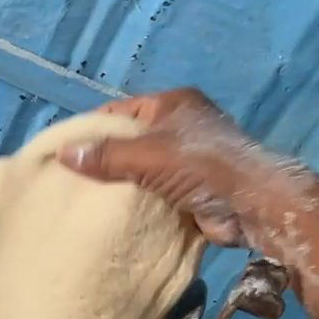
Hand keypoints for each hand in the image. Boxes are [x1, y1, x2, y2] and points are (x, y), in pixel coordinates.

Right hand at [56, 89, 317, 255]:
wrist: (256, 207)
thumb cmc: (202, 166)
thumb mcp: (146, 155)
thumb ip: (105, 155)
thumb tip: (62, 154)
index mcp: (171, 104)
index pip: (119, 112)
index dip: (91, 130)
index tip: (65, 152)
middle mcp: (179, 126)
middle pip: (128, 140)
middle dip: (102, 159)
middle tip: (71, 180)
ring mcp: (187, 157)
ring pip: (139, 168)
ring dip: (119, 184)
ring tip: (84, 199)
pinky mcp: (191, 187)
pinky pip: (153, 191)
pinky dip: (136, 201)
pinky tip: (111, 213)